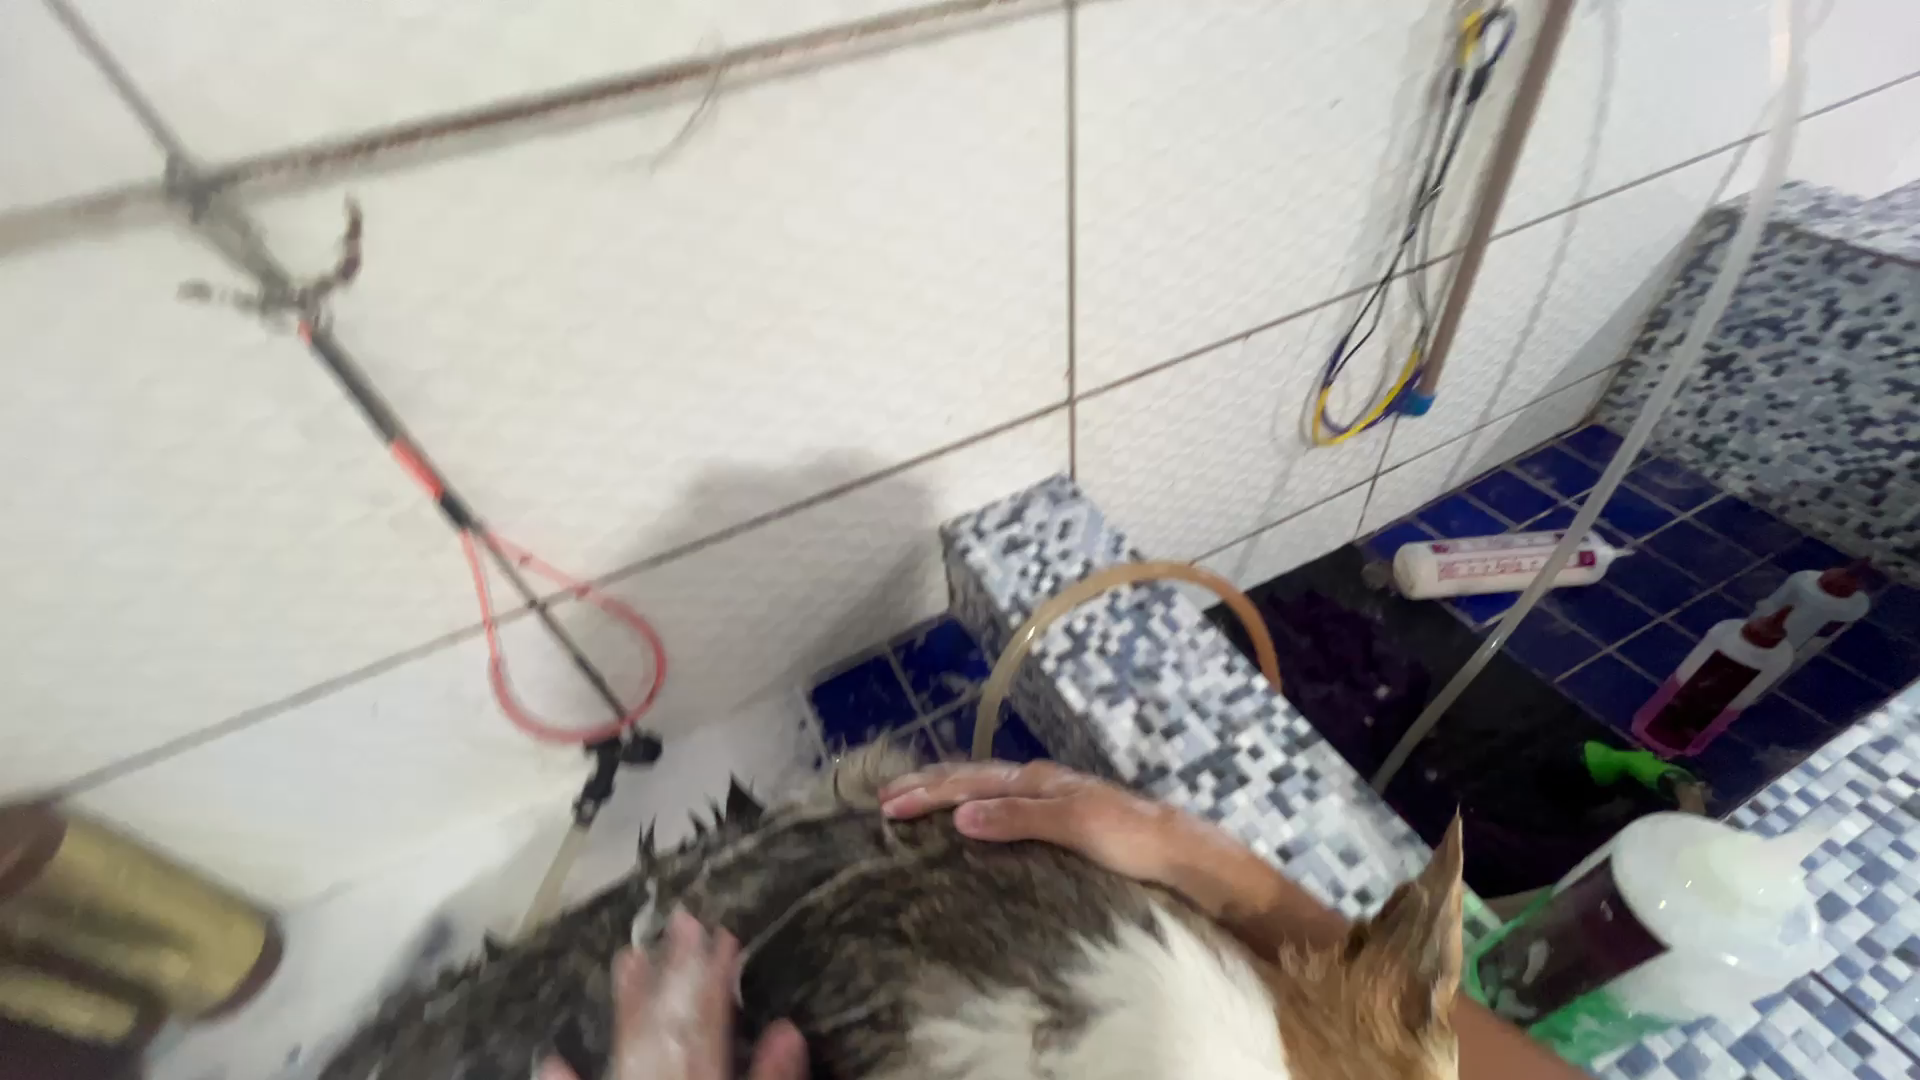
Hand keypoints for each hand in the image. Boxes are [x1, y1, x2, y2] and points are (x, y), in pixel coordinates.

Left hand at [537, 910, 807, 1079]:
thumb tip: (788, 1029)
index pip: (708, 1025)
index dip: (715, 976)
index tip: (722, 929)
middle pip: (665, 1030)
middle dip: (674, 974)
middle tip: (680, 919)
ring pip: (626, 1056)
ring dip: (628, 1009)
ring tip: (626, 959)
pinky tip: (551, 1062)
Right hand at [878, 760, 1227, 895]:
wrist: (1179, 850)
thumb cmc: (1129, 838)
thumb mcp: (1076, 826)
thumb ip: (1020, 817)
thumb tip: (960, 815)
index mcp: (1035, 779)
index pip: (968, 781)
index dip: (926, 792)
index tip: (885, 804)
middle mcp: (1035, 780)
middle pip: (970, 776)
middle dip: (925, 785)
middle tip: (882, 797)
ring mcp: (1046, 795)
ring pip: (983, 784)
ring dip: (944, 789)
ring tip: (911, 796)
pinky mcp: (1056, 814)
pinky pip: (999, 799)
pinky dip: (970, 801)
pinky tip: (965, 814)